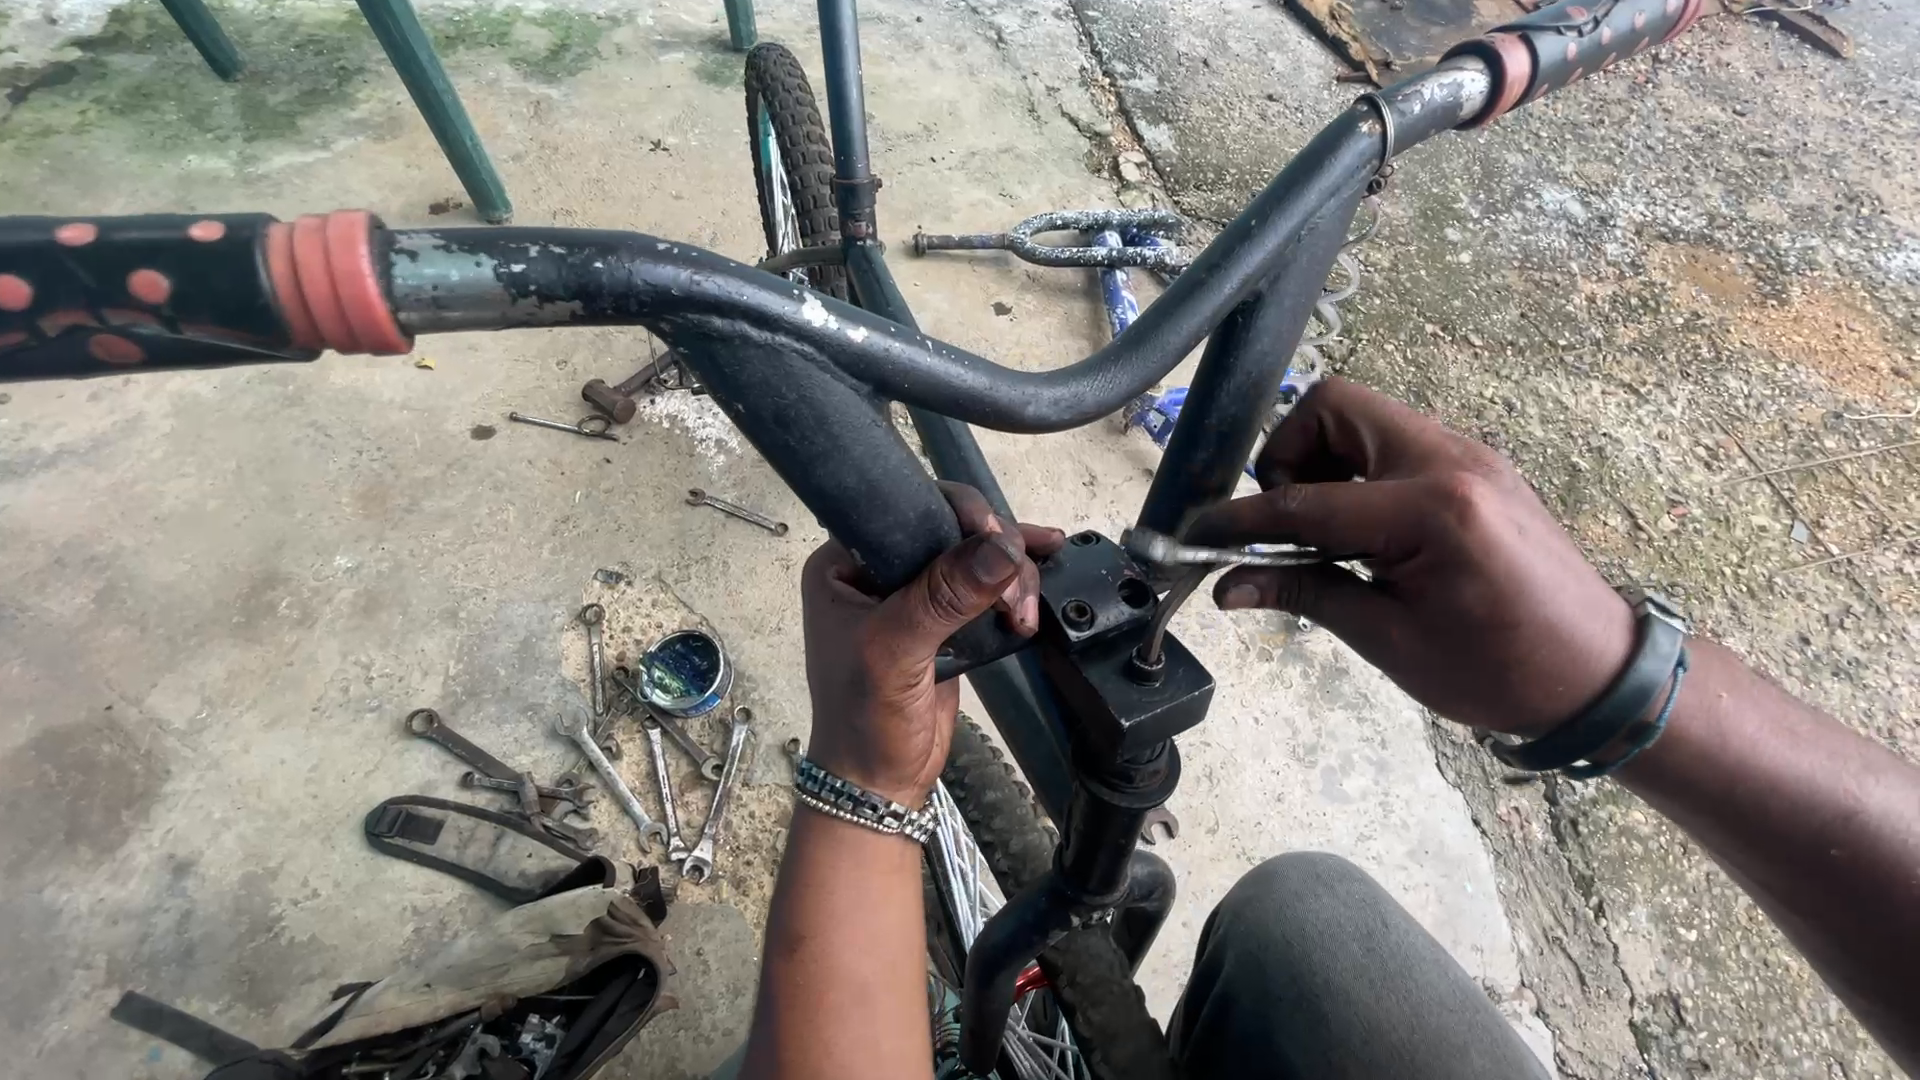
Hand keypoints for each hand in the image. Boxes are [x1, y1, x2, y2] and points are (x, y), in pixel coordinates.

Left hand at [800, 483, 1065, 804]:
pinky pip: (987, 586)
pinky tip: (1047, 570)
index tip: (997, 535)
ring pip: (978, 556)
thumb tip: (1004, 549)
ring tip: (1023, 613)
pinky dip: (1016, 584)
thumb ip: (944, 597)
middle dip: (995, 552)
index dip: (958, 513)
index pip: (907, 510)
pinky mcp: (948, 619)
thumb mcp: (895, 652)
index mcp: (847, 562)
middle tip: (1016, 591)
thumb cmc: (865, 718)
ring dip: (1012, 575)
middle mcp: (881, 568)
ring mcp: (917, 593)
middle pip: (952, 529)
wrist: (881, 782)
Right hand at [1188, 378, 1633, 736]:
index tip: (1201, 533)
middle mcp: (1450, 460)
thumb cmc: (1496, 671)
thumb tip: (1226, 587)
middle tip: (1285, 519)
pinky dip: (1353, 471)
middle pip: (1334, 406)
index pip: (1306, 500)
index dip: (1242, 519)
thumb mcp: (1388, 638)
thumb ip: (1304, 592)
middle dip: (1287, 456)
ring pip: (1361, 416)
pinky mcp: (1472, 465)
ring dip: (1320, 461)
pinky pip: (1390, 442)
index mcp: (1432, 509)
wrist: (1602, 675)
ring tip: (1323, 528)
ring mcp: (1466, 455)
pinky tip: (1360, 527)